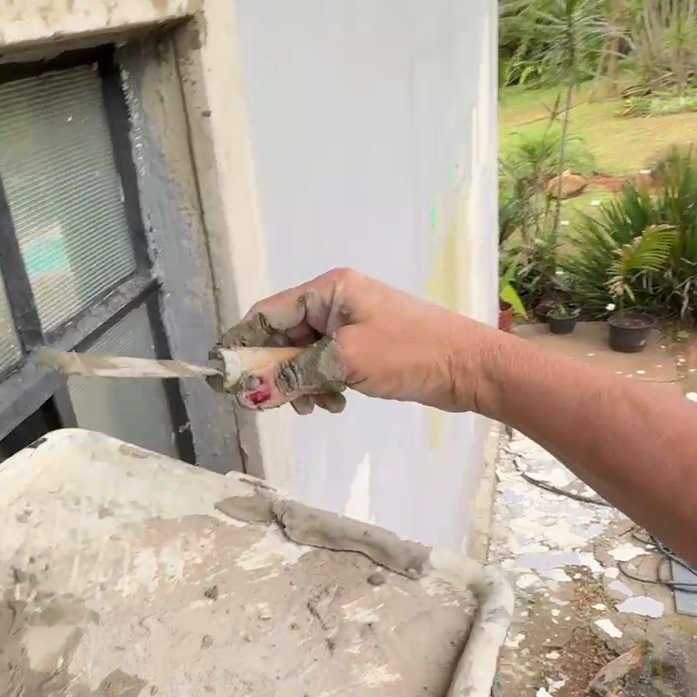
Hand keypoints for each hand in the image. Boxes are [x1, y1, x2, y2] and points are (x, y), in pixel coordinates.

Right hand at [213, 269, 502, 414]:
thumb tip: (248, 395)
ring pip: (300, 357)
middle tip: (270, 403)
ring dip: (298, 385)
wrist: (474, 369)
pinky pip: (322, 366)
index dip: (241, 344)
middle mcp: (334, 301)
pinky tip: (334, 404)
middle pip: (281, 338)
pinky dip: (319, 386)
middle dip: (274, 372)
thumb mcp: (344, 363)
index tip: (222, 375)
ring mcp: (348, 325)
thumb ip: (292, 376)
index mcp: (328, 290)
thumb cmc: (410, 354)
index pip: (267, 314)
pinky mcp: (361, 347)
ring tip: (313, 407)